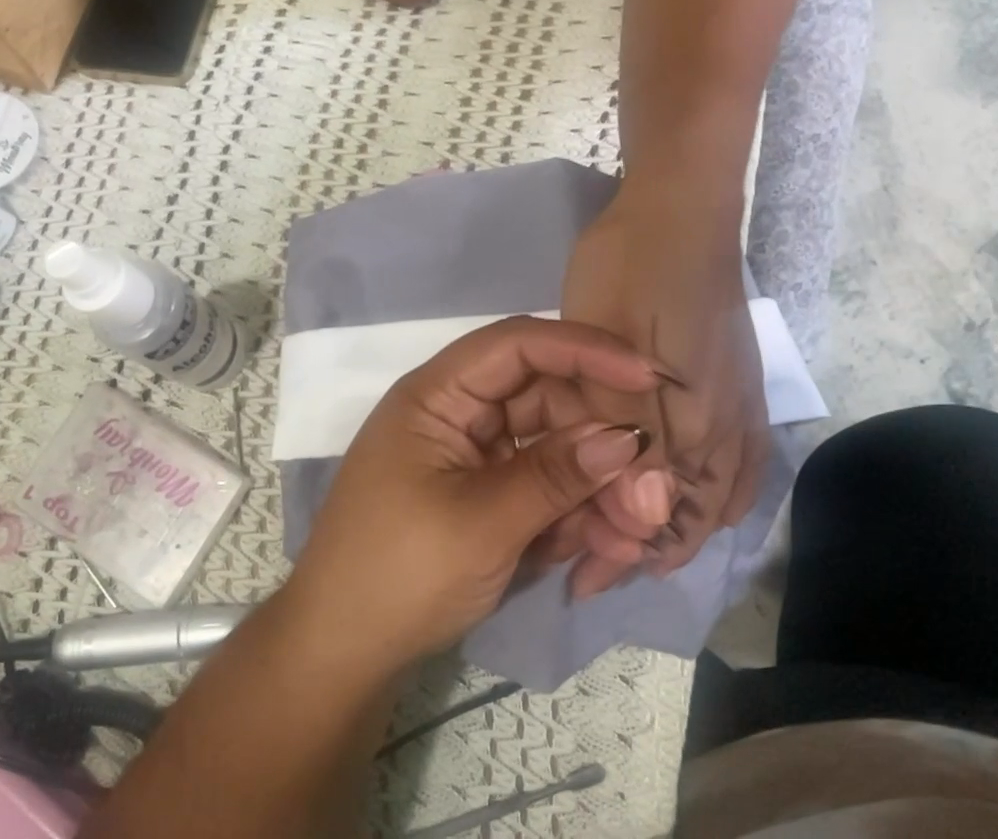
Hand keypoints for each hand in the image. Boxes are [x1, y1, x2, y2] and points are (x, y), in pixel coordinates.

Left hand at [283, 317, 666, 675]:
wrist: (345, 651)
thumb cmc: (400, 573)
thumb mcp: (483, 522)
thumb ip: (557, 475)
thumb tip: (629, 437)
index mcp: (437, 397)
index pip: (518, 346)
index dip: (586, 350)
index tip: (649, 379)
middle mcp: (458, 418)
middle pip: (549, 404)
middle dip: (604, 448)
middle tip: (652, 498)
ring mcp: (474, 462)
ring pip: (556, 453)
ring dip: (599, 494)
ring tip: (630, 545)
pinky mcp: (487, 503)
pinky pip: (544, 494)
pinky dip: (576, 520)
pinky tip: (604, 557)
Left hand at [556, 182, 770, 596]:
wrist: (683, 207)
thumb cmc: (624, 272)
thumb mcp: (594, 351)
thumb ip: (610, 426)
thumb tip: (628, 509)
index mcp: (688, 423)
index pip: (660, 515)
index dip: (620, 551)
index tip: (581, 578)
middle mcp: (726, 428)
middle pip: (691, 514)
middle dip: (644, 549)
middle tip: (597, 571)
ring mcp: (741, 406)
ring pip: (718, 493)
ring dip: (678, 527)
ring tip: (633, 547)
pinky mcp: (741, 386)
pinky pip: (739, 463)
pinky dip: (713, 494)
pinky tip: (691, 499)